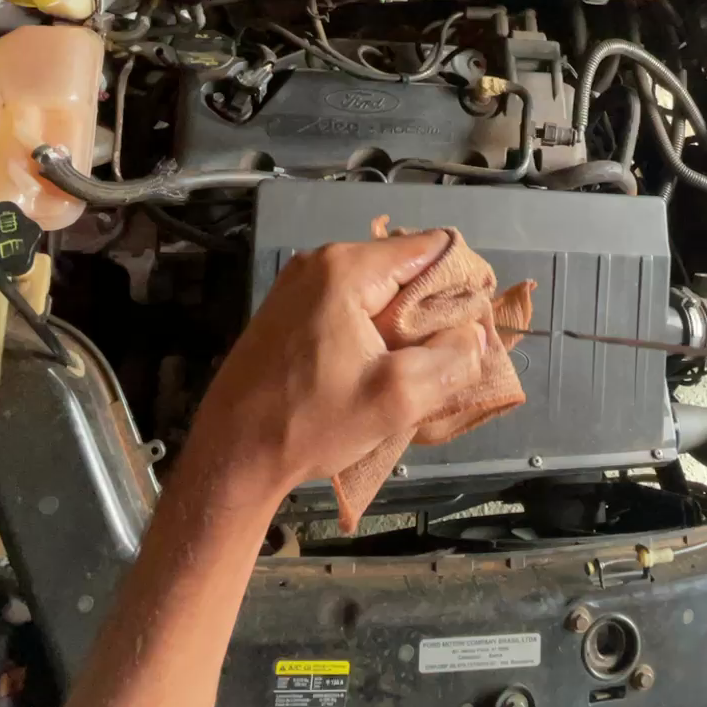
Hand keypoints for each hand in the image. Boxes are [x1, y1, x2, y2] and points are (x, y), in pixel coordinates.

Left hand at [185, 232, 484, 501]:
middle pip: (405, 266)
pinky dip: (374, 327)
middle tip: (445, 355)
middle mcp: (322, 261)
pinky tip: (375, 366)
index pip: (432, 248)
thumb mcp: (397, 398)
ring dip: (404, 321)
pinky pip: (351, 302)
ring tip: (412, 366)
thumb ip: (451, 359)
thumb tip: (478, 335)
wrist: (228, 458)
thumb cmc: (309, 423)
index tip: (474, 324)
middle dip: (434, 308)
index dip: (464, 282)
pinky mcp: (290, 308)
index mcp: (348, 268)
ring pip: (380, 287)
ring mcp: (301, 282)